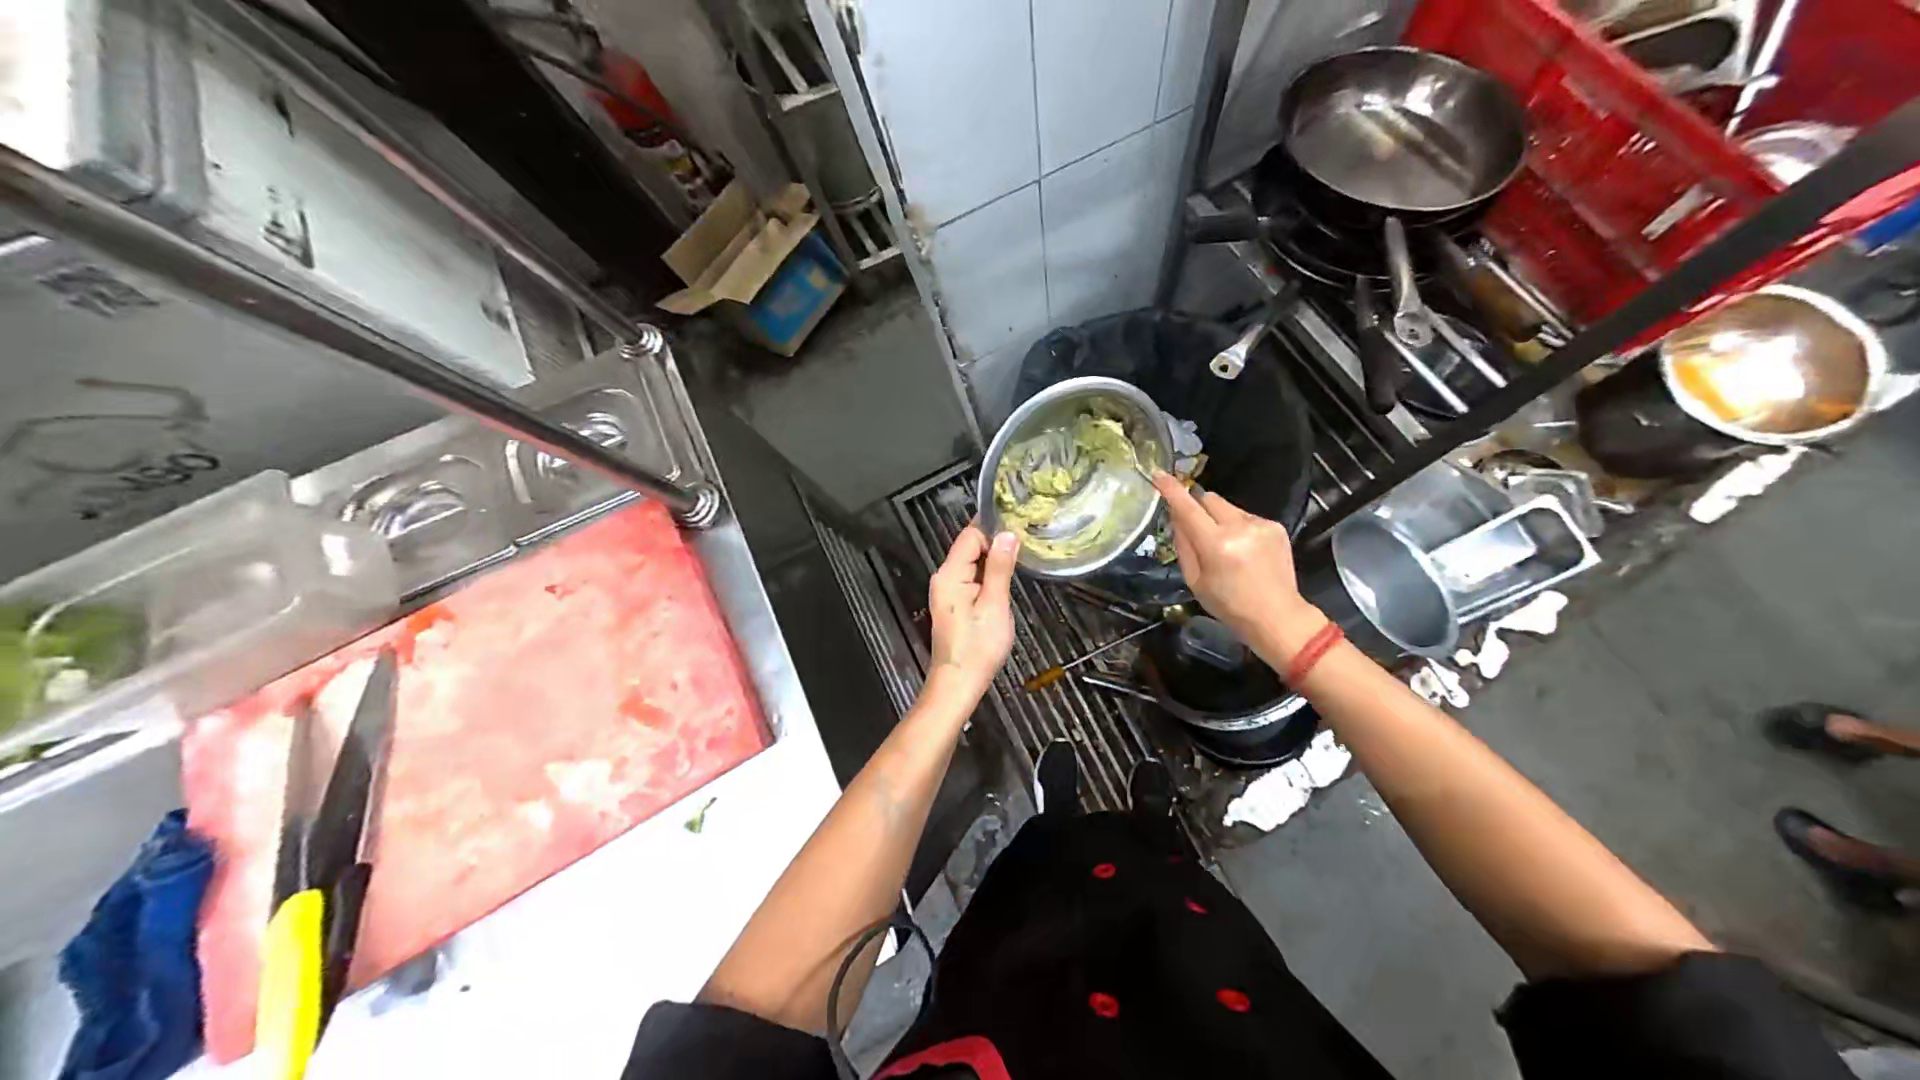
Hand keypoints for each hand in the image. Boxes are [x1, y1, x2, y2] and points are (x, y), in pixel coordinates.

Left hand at [927, 526, 1017, 699]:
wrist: (958, 683)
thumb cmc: (977, 648)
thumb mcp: (994, 605)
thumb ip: (1000, 568)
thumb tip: (1007, 535)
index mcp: (950, 574)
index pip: (970, 535)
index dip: (993, 527)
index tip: (1019, 524)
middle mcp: (944, 578)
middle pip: (970, 546)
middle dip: (995, 541)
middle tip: (1026, 538)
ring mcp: (947, 591)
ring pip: (972, 562)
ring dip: (993, 558)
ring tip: (1021, 554)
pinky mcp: (953, 603)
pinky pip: (970, 577)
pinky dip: (987, 574)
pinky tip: (1006, 577)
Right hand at [1152, 472, 1325, 662]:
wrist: (1276, 616)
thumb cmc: (1228, 605)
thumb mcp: (1195, 580)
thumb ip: (1183, 544)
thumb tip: (1176, 516)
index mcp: (1216, 545)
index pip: (1187, 508)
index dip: (1171, 489)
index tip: (1158, 474)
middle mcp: (1240, 528)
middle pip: (1208, 498)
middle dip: (1198, 508)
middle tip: (1197, 530)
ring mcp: (1261, 525)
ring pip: (1228, 507)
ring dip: (1219, 518)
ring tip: (1226, 547)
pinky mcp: (1275, 527)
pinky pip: (1246, 516)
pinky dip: (1238, 527)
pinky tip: (1244, 550)